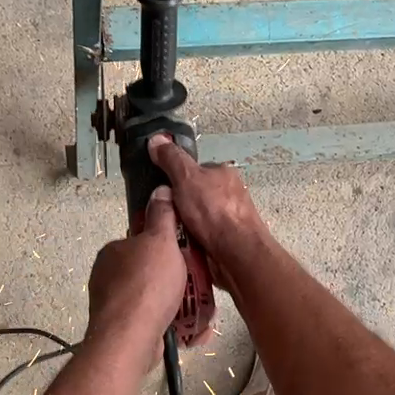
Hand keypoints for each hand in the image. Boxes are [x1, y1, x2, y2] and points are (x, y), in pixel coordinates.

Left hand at [86, 187, 187, 349]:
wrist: (131, 339)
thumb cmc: (147, 284)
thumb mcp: (160, 240)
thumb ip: (162, 215)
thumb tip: (160, 189)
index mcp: (113, 252)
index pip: (141, 240)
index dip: (166, 244)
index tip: (187, 252)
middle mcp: (110, 278)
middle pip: (151, 271)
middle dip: (178, 278)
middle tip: (200, 283)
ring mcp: (116, 307)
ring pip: (156, 299)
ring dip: (181, 304)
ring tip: (203, 311)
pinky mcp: (126, 332)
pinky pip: (156, 323)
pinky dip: (176, 326)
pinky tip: (195, 331)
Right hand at [147, 135, 270, 273]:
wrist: (238, 254)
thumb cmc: (214, 212)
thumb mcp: (187, 178)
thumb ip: (171, 159)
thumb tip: (156, 139)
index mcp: (223, 174)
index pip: (193, 171)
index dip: (174, 180)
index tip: (159, 192)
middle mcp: (229, 194)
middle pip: (192, 197)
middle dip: (176, 207)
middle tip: (159, 216)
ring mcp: (229, 219)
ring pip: (195, 220)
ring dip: (180, 228)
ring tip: (165, 235)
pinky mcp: (227, 242)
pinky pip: (200, 239)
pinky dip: (189, 243)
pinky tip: (178, 249)